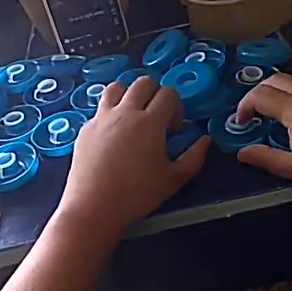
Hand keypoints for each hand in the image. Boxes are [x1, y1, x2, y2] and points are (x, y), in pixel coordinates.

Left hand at [57, 76, 207, 239]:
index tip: (173, 129)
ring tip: (133, 116)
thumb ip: (194, 157)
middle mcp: (125, 112)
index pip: (168, 93)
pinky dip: (111, 114)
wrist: (94, 208)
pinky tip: (113, 136)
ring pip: (117, 87)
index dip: (177, 107)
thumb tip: (205, 140)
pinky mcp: (85, 128)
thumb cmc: (138, 195)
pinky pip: (100, 109)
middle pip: (143, 82)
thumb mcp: (175, 179)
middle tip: (157, 117)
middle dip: (156, 94)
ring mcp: (101, 118)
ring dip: (130, 95)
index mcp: (150, 122)